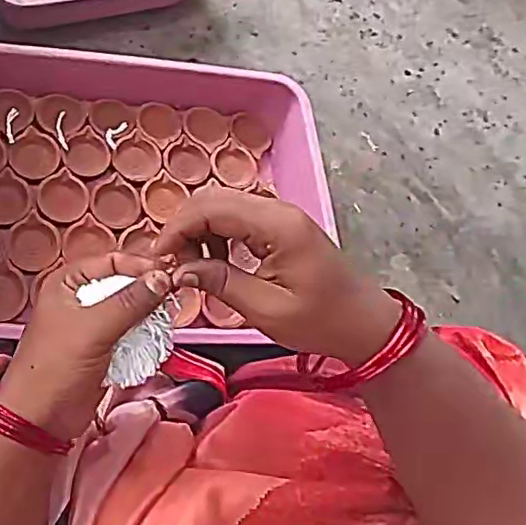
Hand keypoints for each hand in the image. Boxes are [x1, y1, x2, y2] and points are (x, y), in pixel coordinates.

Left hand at [0, 253, 170, 440]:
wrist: (41, 418)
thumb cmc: (54, 367)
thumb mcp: (94, 328)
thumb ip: (130, 301)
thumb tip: (160, 278)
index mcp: (67, 283)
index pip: (111, 261)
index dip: (140, 266)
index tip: (168, 274)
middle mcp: (79, 299)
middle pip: (123, 284)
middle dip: (148, 292)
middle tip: (174, 297)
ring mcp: (92, 325)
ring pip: (131, 310)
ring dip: (149, 316)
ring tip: (167, 319)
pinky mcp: (103, 349)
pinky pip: (131, 334)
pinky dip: (144, 336)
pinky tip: (157, 340)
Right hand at [152, 189, 400, 361]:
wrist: (365, 325)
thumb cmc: (321, 321)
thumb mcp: (266, 309)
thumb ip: (220, 283)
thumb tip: (179, 271)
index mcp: (277, 225)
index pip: (211, 208)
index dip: (177, 229)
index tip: (160, 259)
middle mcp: (276, 210)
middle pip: (211, 199)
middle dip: (183, 228)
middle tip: (172, 264)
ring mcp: (277, 215)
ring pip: (219, 205)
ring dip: (196, 231)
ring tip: (191, 267)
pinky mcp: (276, 225)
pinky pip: (233, 218)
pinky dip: (212, 235)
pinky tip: (213, 263)